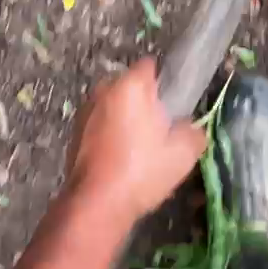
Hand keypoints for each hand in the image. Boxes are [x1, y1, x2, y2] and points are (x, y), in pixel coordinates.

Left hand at [64, 59, 205, 224]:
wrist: (97, 203)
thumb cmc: (142, 170)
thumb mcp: (182, 154)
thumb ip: (193, 132)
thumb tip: (191, 128)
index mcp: (130, 85)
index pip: (149, 66)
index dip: (163, 81)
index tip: (172, 102)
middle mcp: (104, 89)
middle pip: (130, 86)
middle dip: (143, 101)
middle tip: (159, 129)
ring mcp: (85, 109)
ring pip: (113, 105)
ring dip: (124, 118)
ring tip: (138, 149)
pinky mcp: (74, 130)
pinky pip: (99, 123)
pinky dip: (108, 134)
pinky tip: (118, 160)